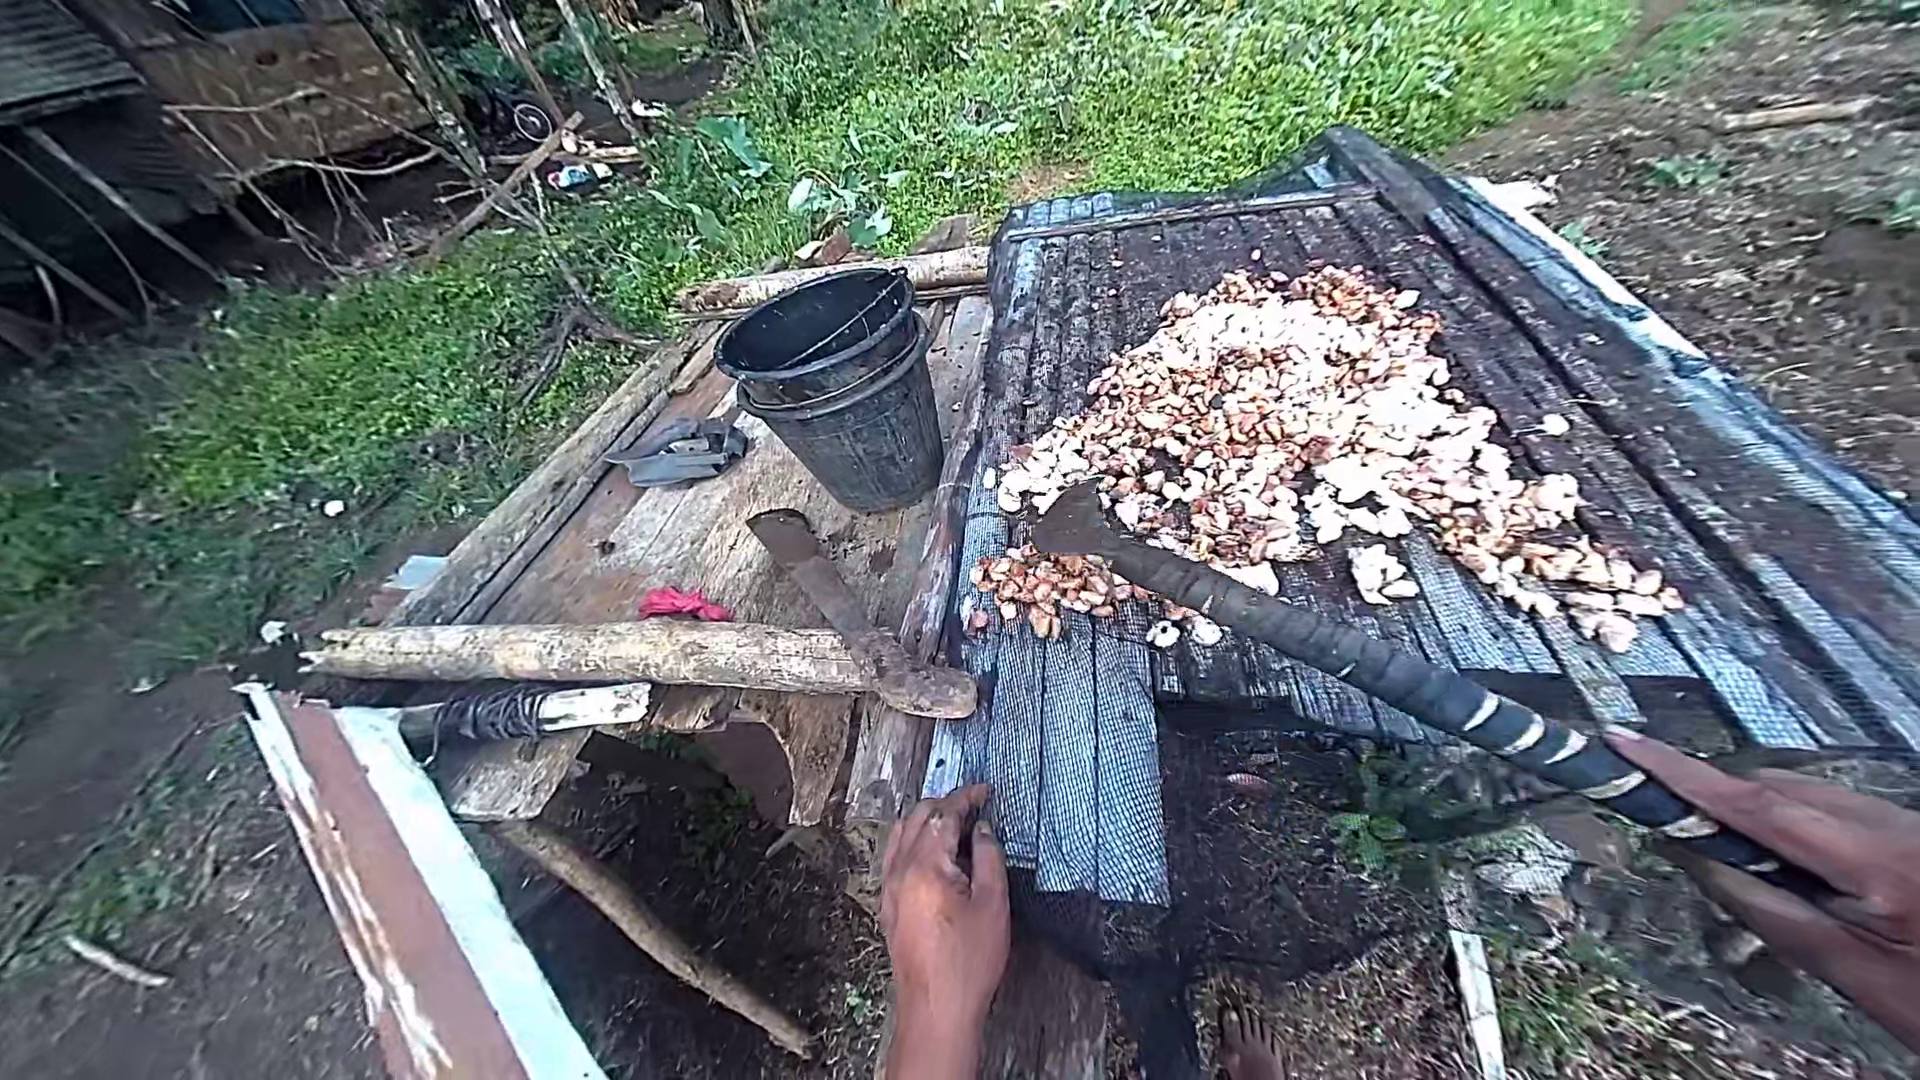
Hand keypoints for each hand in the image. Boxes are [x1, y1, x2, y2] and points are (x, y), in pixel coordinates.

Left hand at [880, 783, 1009, 1077]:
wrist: (936, 1011)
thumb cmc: (968, 961)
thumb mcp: (993, 904)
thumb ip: (988, 856)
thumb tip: (982, 829)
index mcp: (925, 864)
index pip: (944, 813)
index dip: (966, 797)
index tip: (985, 791)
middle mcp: (900, 868)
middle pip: (919, 815)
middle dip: (947, 804)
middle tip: (975, 809)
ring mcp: (889, 885)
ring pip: (903, 831)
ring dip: (927, 819)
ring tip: (956, 825)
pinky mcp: (887, 902)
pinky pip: (895, 853)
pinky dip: (913, 839)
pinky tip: (933, 852)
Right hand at [1605, 727, 1919, 1050]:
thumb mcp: (1847, 969)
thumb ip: (1757, 901)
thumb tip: (1677, 845)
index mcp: (1883, 863)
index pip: (1754, 803)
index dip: (1677, 770)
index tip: (1616, 738)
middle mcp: (1904, 830)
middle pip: (1781, 788)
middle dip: (1723, 797)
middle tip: (1684, 829)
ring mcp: (1916, 829)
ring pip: (1809, 794)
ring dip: (1762, 812)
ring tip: (1756, 860)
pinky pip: (1840, 810)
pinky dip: (1801, 823)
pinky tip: (1808, 866)